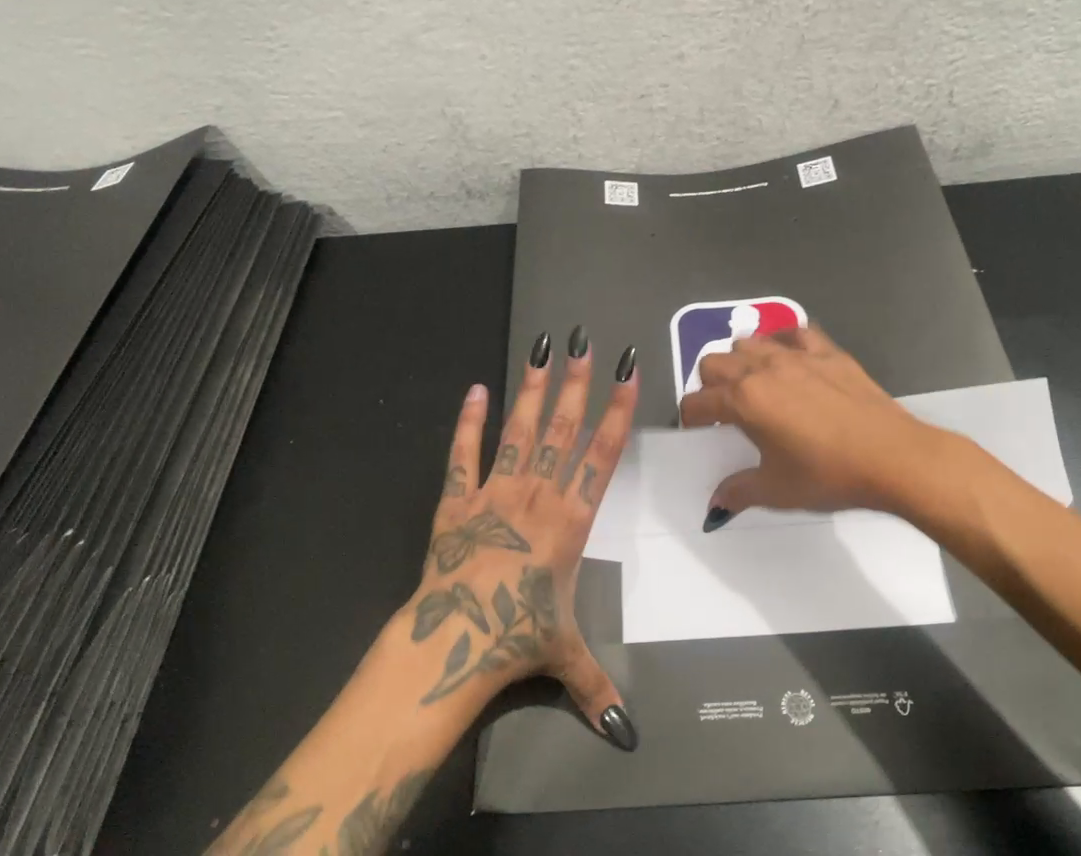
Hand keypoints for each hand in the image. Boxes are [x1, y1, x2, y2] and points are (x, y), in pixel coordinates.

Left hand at [408, 328, 640, 748]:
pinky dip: (468, 423)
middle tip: (585, 344)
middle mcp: (538, 497)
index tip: (626, 374)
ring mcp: (495, 494)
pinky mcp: (456, 502)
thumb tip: (626, 735)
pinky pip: (464, 455)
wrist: (453, 639)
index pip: (602, 456)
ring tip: (542, 349)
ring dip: (532, 390)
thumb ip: (599, 688)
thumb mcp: (566, 658)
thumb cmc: (516, 639)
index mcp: (571, 522)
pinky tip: (475, 390)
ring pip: (520, 432)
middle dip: (576, 385)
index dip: (616, 413)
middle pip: (563, 431)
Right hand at [678, 326, 940, 526]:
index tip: (697, 431)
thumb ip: (739, 491)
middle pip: (715, 362)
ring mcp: (798, 356)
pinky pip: (795, 333)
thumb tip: (715, 503)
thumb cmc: (829, 475)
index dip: (691, 417)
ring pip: (750, 342)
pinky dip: (783, 342)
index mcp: (744, 401)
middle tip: (724, 411)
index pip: (698, 401)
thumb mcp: (777, 490)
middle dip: (710, 385)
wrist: (894, 457)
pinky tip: (790, 360)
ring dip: (741, 360)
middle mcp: (764, 369)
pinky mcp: (830, 352)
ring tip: (754, 385)